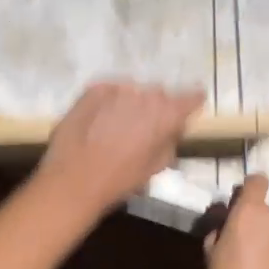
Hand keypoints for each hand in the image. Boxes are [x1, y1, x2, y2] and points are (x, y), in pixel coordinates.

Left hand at [34, 81, 204, 214]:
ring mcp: (118, 88)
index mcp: (166, 114)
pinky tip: (101, 120)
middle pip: (159, 94)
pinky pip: (110, 91)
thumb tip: (172, 128)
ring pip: (133, 91)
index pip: (190, 97)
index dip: (193, 99)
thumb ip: (170, 141)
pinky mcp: (94, 89)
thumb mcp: (156, 167)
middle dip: (157, 106)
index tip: (195, 101)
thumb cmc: (120, 180)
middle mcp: (146, 94)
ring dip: (133, 103)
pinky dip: (111, 101)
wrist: (74, 179)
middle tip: (147, 126)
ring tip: (120, 124)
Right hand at [206, 175, 268, 268]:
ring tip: (249, 258)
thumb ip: (219, 226)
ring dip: (263, 233)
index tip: (238, 202)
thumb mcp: (210, 251)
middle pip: (263, 207)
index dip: (248, 188)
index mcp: (250, 211)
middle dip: (252, 216)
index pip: (257, 180)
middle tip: (236, 238)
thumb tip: (226, 219)